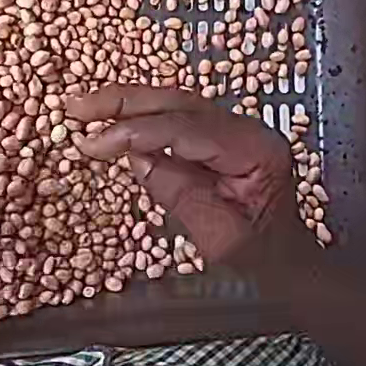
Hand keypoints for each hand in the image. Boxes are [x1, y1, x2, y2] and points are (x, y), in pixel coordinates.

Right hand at [66, 85, 315, 272]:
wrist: (289, 263)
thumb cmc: (262, 260)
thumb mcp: (220, 238)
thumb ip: (180, 194)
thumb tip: (136, 157)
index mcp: (256, 151)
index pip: (186, 129)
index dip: (135, 132)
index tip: (92, 144)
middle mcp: (247, 129)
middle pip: (179, 102)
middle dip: (124, 102)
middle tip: (77, 107)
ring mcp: (234, 130)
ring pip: (174, 104)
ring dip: (127, 104)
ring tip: (84, 108)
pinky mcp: (218, 138)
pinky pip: (175, 119)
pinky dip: (140, 118)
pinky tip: (111, 120)